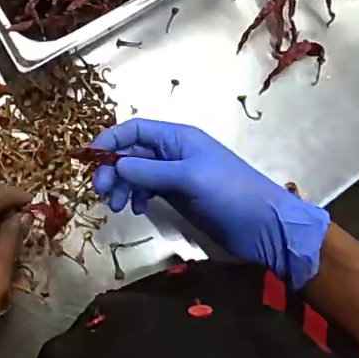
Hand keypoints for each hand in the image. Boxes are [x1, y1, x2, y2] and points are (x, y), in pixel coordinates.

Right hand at [91, 118, 330, 288]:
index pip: (134, 129)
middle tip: (102, 191)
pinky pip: (146, 189)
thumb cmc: (231, 194)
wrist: (268, 229)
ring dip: (121, 186)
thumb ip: (149, 172)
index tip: (91, 158)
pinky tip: (136, 209)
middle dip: (113, 169)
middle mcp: (173, 152)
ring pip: (135, 172)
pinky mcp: (178, 194)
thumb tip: (115, 166)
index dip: (110, 140)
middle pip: (131, 152)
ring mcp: (175, 174)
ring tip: (116, 206)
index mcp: (177, 137)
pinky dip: (136, 197)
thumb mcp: (188, 179)